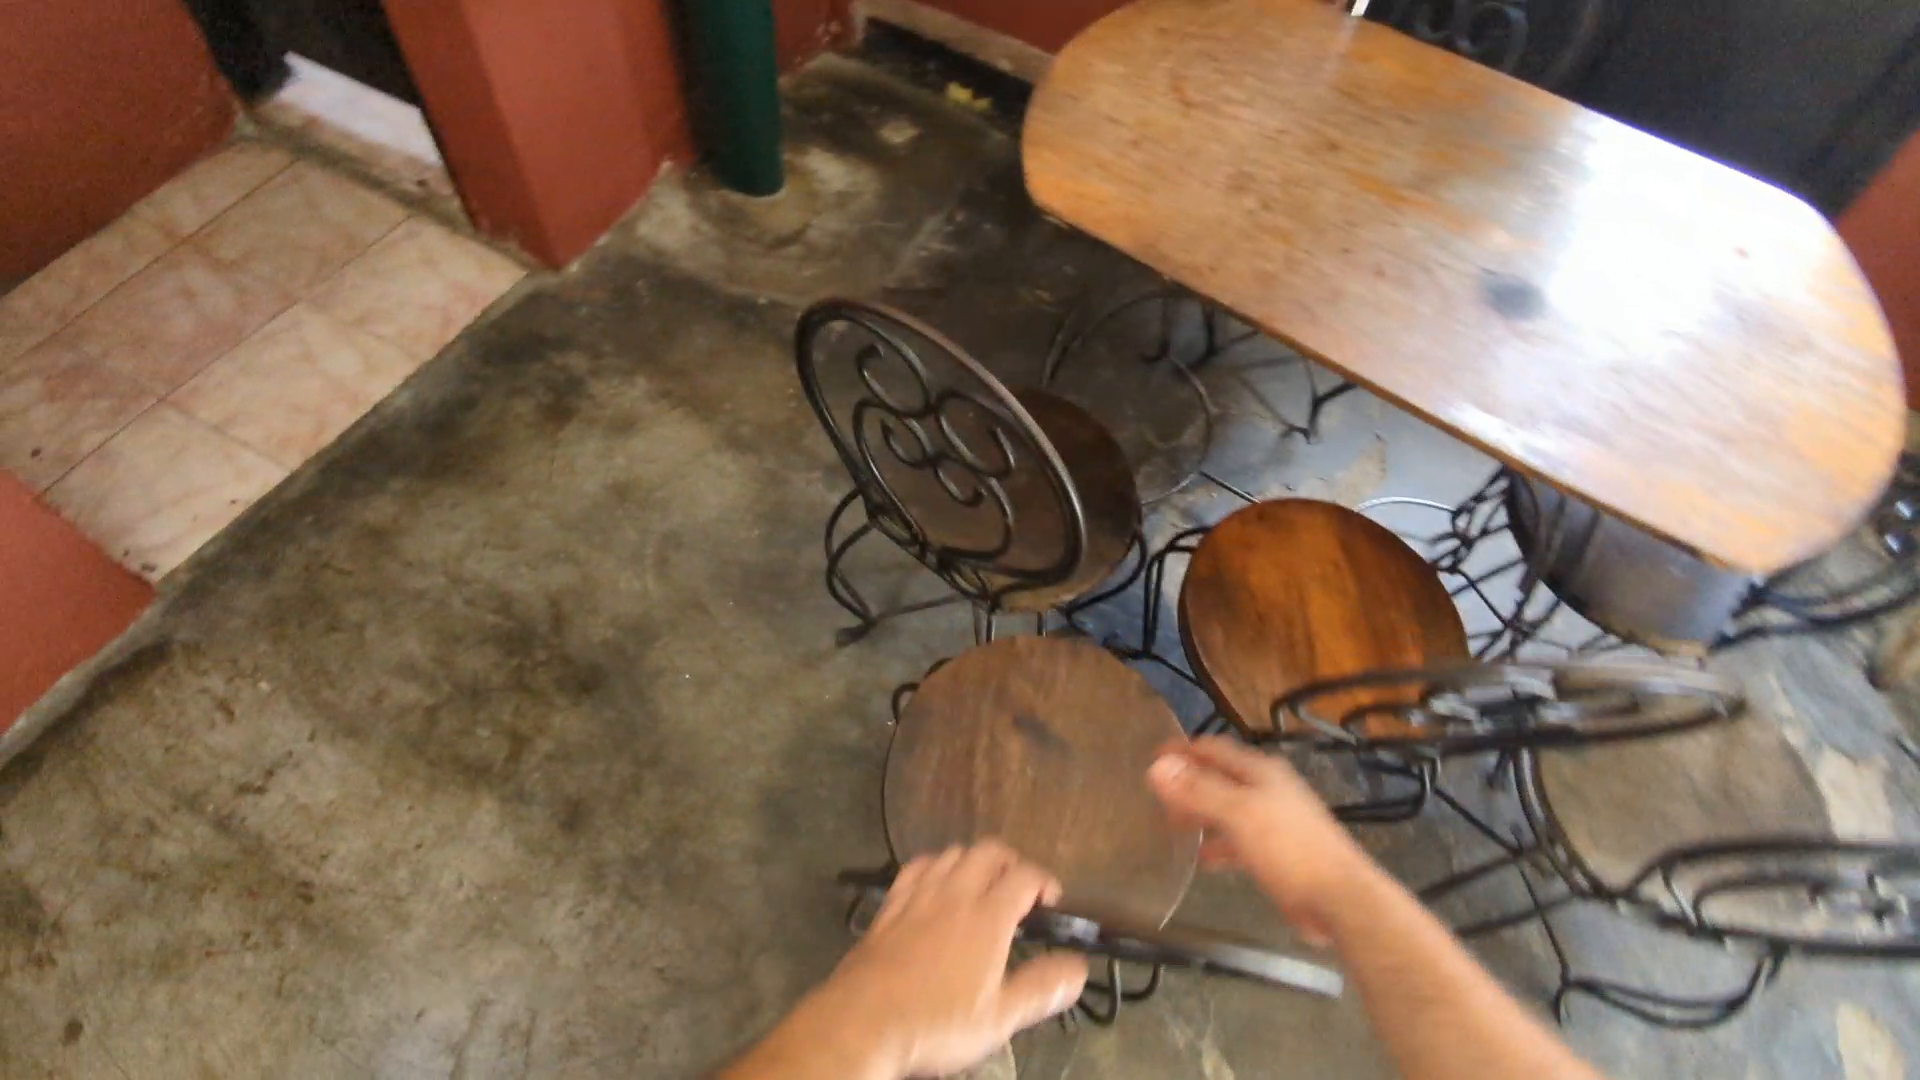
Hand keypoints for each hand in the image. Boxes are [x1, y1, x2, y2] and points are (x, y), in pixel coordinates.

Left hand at [812, 842, 1088, 1077]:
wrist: (865, 1021)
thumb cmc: (937, 1021)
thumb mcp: (999, 1017)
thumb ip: (1041, 988)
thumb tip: (1079, 967)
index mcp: (987, 916)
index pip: (1025, 876)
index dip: (1045, 881)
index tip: (1051, 901)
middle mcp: (955, 892)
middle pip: (989, 851)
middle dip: (1011, 862)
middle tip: (1020, 888)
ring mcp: (919, 893)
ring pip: (953, 853)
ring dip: (973, 861)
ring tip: (982, 884)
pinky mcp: (892, 902)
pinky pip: (917, 866)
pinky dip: (935, 865)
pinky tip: (936, 883)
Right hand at [1148, 737, 1373, 943]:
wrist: (1341, 899)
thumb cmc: (1289, 848)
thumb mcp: (1239, 814)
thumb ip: (1198, 791)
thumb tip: (1157, 767)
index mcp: (1259, 772)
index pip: (1212, 748)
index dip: (1182, 751)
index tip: (1151, 758)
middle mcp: (1267, 789)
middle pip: (1219, 777)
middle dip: (1188, 783)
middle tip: (1156, 796)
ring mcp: (1274, 820)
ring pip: (1227, 808)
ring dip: (1201, 813)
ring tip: (1171, 824)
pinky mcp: (1278, 852)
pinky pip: (1238, 839)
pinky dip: (1218, 844)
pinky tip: (1203, 859)